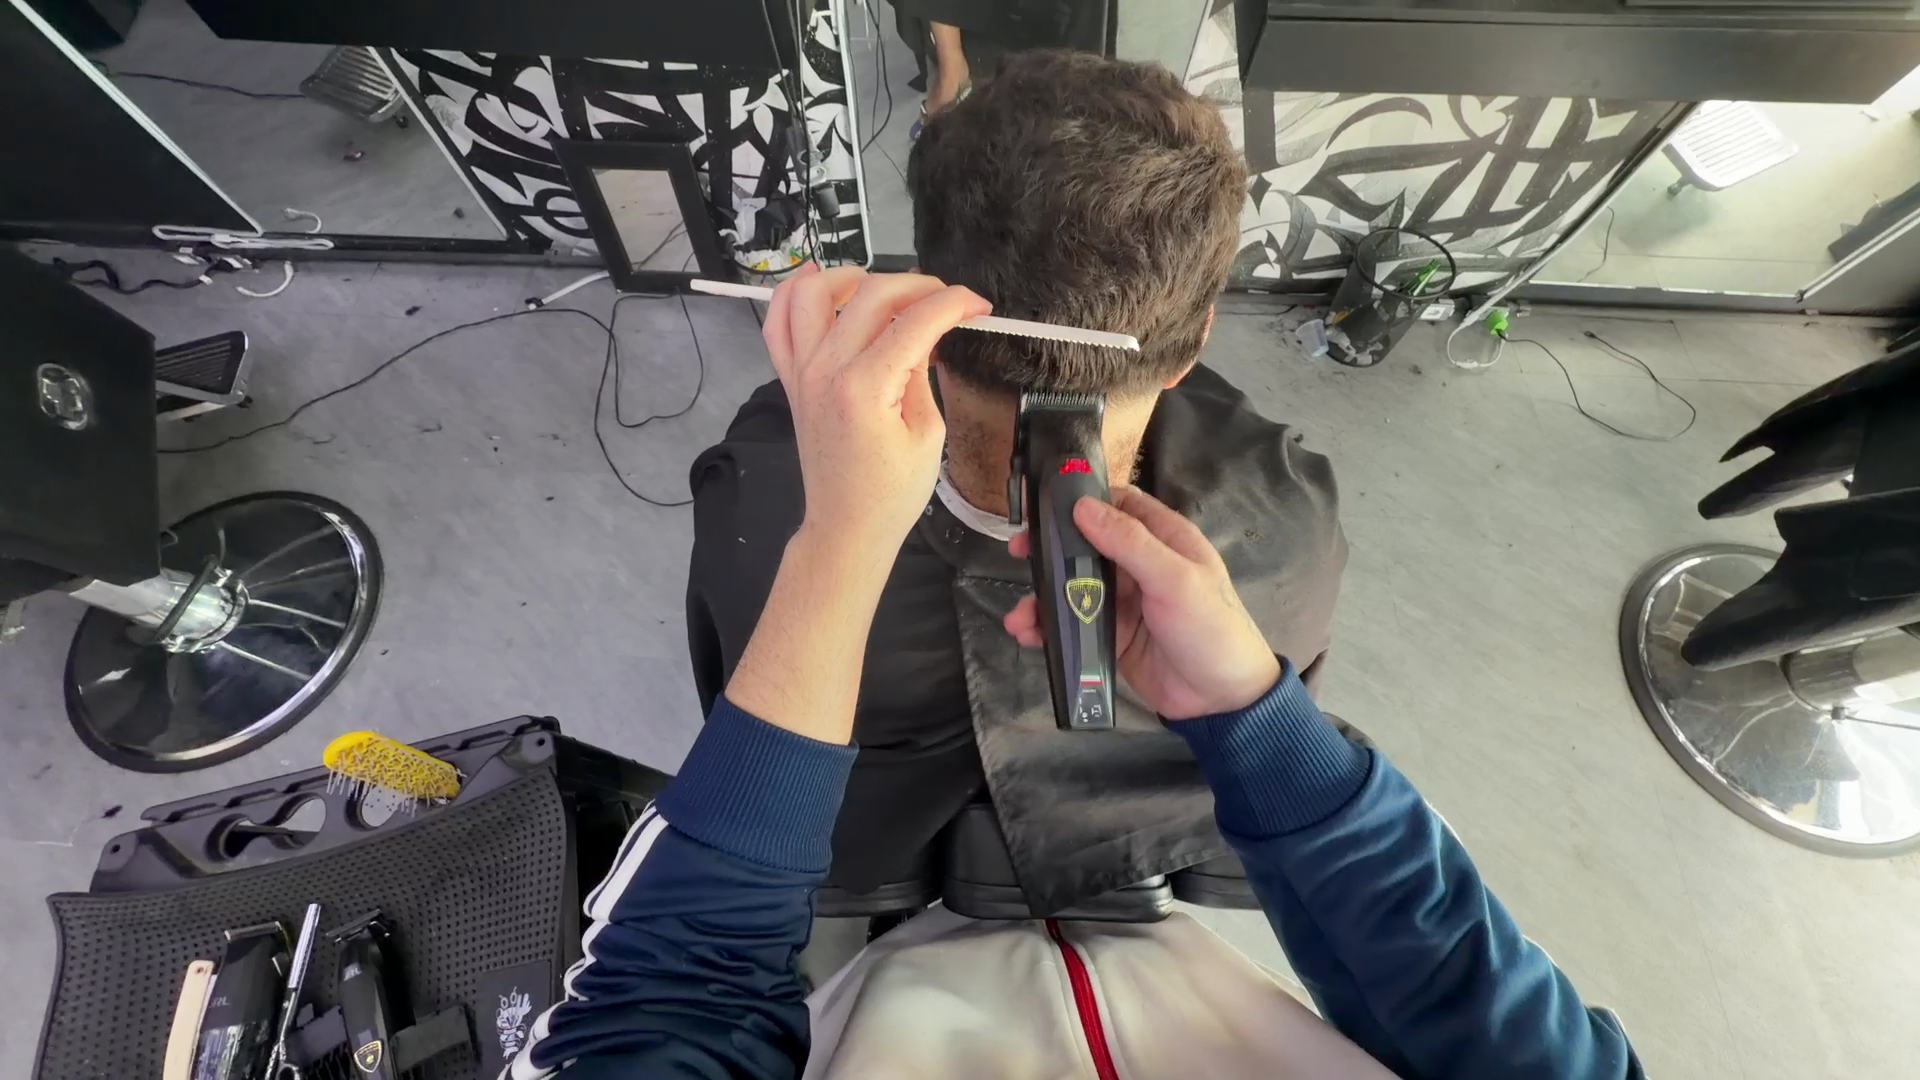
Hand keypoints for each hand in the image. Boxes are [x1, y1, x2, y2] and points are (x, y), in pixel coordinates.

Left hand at [762, 264, 990, 550]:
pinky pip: (778, 323)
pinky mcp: (792, 380)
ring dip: (852, 276)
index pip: (915, 321)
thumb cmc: (892, 494)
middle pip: (871, 294)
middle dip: (919, 286)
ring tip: (885, 290)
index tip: (979, 305)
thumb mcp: (928, 434)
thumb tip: (922, 335)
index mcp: (866, 387)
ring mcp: (802, 372)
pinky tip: (819, 282)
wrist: (847, 526)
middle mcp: (826, 370)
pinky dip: (794, 294)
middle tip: (947, 301)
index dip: (954, 304)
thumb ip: (921, 374)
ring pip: (814, 292)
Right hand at [1005, 487, 1280, 719]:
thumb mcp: (1175, 580)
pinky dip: (1048, 627)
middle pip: (1086, 544)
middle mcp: (1140, 564)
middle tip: (1019, 551)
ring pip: (1073, 585)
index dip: (1082, 499)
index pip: (1119, 505)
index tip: (1043, 503)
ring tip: (1020, 615)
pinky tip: (1029, 634)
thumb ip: (1130, 543)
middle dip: (1049, 548)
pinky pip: (1073, 621)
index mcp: (1164, 539)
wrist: (1222, 701)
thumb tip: (1082, 507)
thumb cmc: (1210, 630)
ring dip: (1043, 596)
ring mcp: (1123, 600)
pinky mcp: (1110, 633)